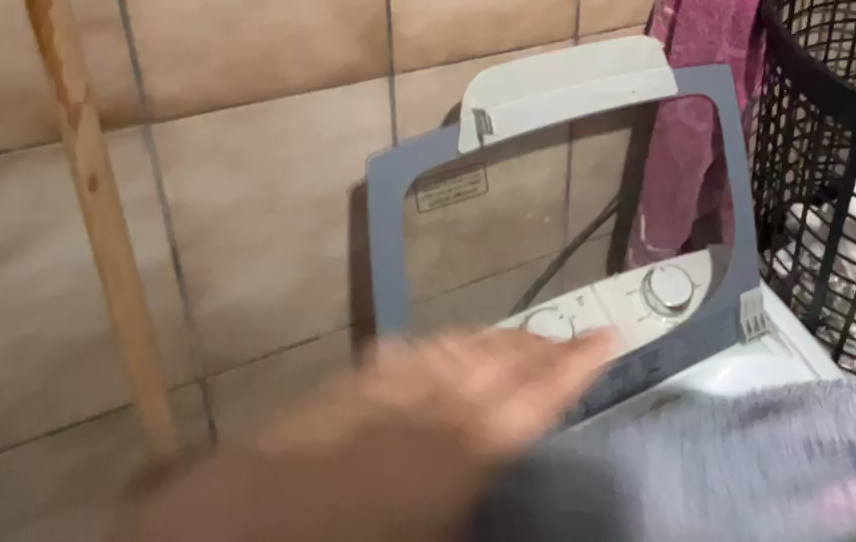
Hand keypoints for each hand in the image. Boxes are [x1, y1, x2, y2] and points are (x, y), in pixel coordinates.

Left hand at [112, 328, 614, 541]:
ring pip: (459, 348)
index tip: (612, 333)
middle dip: (541, 346)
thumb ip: (464, 501)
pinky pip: (406, 353)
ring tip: (515, 338)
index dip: (579, 363)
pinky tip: (429, 347)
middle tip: (568, 338)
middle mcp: (439, 404)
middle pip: (504, 360)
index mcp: (468, 447)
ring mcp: (392, 387)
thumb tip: (481, 480)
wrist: (243, 526)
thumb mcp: (434, 531)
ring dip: (492, 341)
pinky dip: (431, 349)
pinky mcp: (350, 386)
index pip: (539, 394)